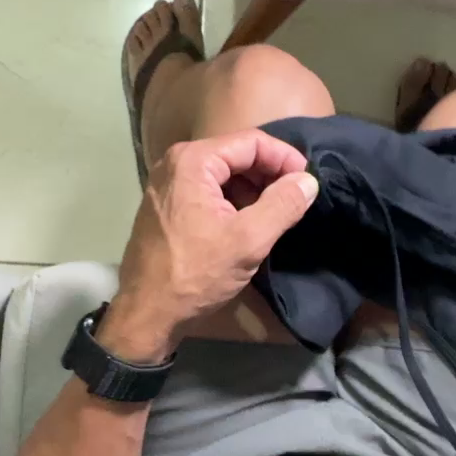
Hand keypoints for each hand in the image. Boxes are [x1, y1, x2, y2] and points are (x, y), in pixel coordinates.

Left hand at [102, 129, 318, 361]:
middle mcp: (175, 164)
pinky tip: (248, 225)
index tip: (308, 182)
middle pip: (236, 155)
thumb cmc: (195, 274)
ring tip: (276, 215)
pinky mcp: (166, 207)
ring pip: (223, 175)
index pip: (252, 142)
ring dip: (253, 190)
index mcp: (193, 162)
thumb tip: (308, 181)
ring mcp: (167, 185)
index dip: (285, 158)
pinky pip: (208, 192)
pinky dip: (233, 202)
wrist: (146, 313)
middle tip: (295, 200)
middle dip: (269, 174)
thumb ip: (282, 205)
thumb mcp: (248, 241)